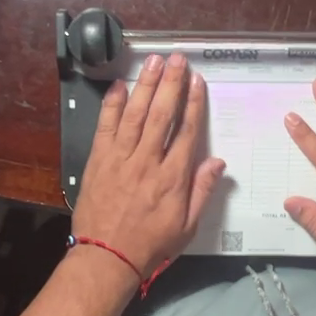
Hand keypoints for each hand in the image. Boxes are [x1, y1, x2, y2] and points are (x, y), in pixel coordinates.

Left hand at [72, 54, 226, 283]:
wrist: (106, 257)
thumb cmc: (151, 244)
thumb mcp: (187, 226)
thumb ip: (202, 191)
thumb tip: (218, 162)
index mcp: (172, 178)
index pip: (186, 132)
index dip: (193, 103)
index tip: (197, 81)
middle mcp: (147, 161)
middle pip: (161, 114)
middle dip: (171, 83)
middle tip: (177, 59)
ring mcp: (120, 158)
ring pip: (135, 113)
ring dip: (145, 85)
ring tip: (154, 62)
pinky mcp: (98, 160)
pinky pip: (105, 126)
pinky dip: (112, 104)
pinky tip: (119, 86)